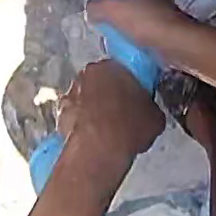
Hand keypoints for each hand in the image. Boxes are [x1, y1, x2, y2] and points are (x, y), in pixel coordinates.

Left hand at [57, 61, 162, 178]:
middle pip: (102, 80)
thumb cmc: (128, 127)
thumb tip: (149, 112)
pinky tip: (92, 137)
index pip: (124, 70)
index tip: (135, 99)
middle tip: (121, 113)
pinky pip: (74, 114)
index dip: (130, 85)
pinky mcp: (60, 113)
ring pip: (85, 96)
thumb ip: (150, 106)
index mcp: (113, 65)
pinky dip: (80, 122)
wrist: (99, 150)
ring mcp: (71, 92)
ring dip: (93, 107)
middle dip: (109, 93)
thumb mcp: (155, 116)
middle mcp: (89, 72)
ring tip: (106, 129)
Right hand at [86, 0, 195, 52]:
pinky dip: (135, 39)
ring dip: (125, 28)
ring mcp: (160, 13)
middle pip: (127, 1)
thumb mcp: (110, 8)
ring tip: (111, 39)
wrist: (173, 44)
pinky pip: (144, 33)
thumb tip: (91, 10)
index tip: (96, 7)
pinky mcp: (165, 31)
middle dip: (115, 13)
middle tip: (101, 25)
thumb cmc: (142, 20)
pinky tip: (126, 47)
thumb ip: (96, 6)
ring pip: (136, 18)